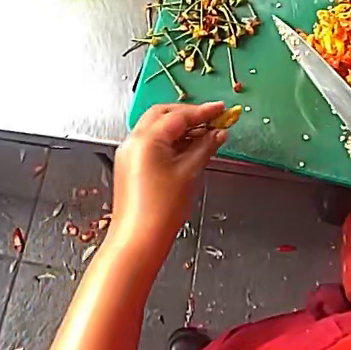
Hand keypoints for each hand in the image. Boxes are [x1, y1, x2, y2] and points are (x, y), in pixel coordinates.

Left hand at [109, 101, 227, 261]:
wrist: (138, 240)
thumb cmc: (161, 210)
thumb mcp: (190, 172)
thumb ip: (206, 146)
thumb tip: (218, 133)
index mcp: (147, 139)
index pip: (179, 116)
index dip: (204, 111)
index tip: (221, 109)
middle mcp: (134, 141)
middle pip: (164, 114)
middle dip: (189, 114)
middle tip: (213, 118)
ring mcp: (129, 153)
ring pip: (156, 127)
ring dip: (180, 127)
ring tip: (205, 133)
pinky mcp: (130, 165)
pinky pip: (151, 141)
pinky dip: (170, 139)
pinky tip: (188, 146)